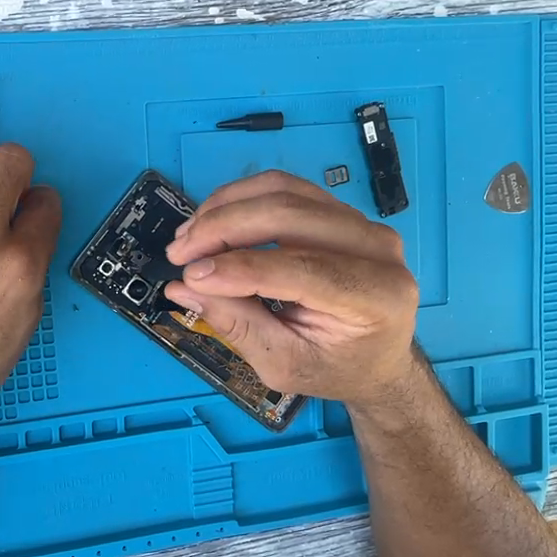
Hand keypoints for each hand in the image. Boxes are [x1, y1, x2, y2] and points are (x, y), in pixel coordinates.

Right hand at [164, 170, 422, 407]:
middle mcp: (378, 249)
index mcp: (378, 297)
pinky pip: (285, 188)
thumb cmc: (334, 368)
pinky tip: (211, 222)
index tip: (189, 275)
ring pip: (284, 191)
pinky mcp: (340, 210)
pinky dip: (240, 200)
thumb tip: (183, 288)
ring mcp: (362, 223)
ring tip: (188, 236)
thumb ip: (238, 324)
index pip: (304, 269)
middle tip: (178, 252)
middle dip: (224, 227)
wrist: (377, 358)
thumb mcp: (284, 364)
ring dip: (226, 208)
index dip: (241, 268)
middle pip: (291, 214)